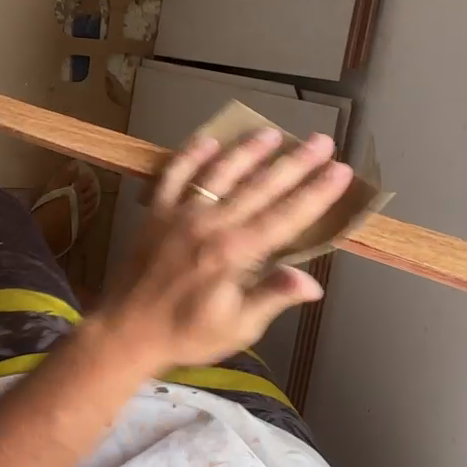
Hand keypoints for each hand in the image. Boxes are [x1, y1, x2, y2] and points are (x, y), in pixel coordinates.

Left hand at [96, 129, 353, 370]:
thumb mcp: (237, 327)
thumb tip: (313, 282)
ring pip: (220, 173)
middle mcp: (210, 224)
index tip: (340, 170)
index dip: (316, 193)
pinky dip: (191, 156)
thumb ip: (272, 296)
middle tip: (321, 141)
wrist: (126, 331)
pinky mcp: (156, 212)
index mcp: (234, 253)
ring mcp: (180, 213)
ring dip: (247, 150)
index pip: (285, 216)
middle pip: (260, 186)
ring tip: (272, 132)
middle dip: (294, 163)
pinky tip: (208, 139)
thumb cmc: (186, 334)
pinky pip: (174, 175)